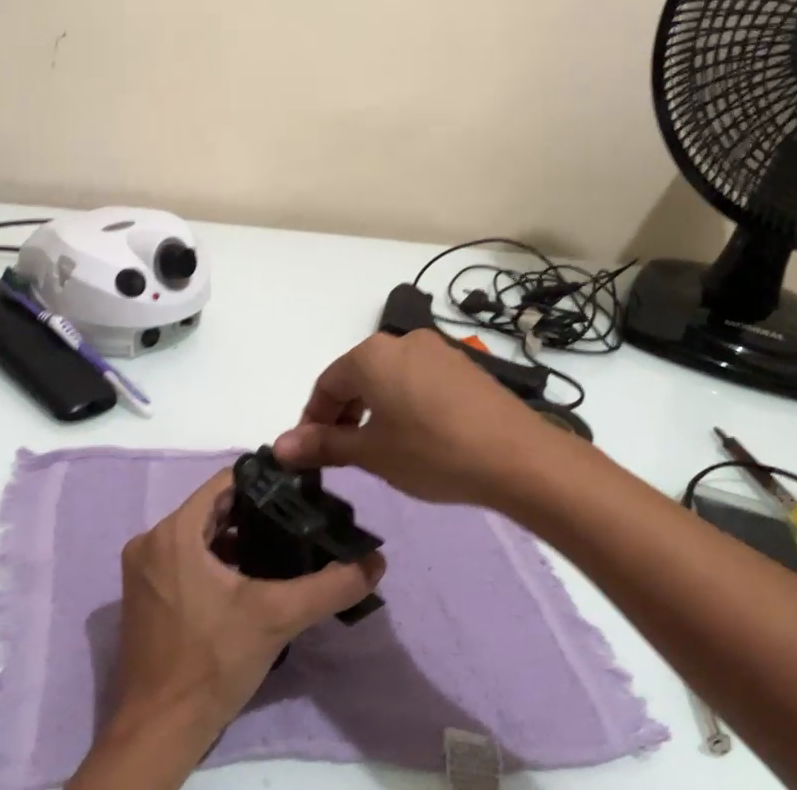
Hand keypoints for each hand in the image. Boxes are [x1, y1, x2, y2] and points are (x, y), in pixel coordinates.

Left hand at [74, 469, 386, 787]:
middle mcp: (150, 542)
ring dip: (238, 540)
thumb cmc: (212, 661)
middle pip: (214, 508)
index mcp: (173, 532)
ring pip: (200, 536)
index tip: (303, 492)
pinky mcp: (144, 596)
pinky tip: (252, 582)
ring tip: (284, 550)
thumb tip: (375, 562)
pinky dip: (216, 562)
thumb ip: (330, 585)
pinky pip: (186, 559)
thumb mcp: (278, 617)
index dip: (267, 483)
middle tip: (302, 524)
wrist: (160, 730)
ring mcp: (142, 571)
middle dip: (257, 514)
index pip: (226, 482)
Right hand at [274, 330, 563, 506]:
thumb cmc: (432, 452)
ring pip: (389, 378)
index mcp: (372, 354)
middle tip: (341, 454)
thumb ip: (324, 444)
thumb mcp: (372, 453)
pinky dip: (404, 405)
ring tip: (379, 449)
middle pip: (358, 377)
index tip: (309, 454)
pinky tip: (416, 437)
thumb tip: (280, 445)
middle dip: (343, 414)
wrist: (516, 456)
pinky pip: (419, 381)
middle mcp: (402, 341)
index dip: (312, 420)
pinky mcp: (464, 366)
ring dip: (374, 410)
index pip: (327, 384)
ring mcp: (438, 350)